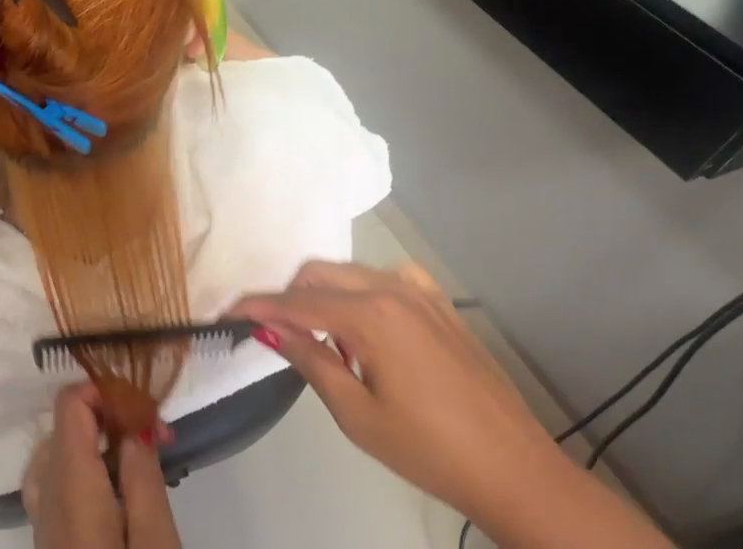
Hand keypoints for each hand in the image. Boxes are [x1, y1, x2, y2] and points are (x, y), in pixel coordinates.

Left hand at [23, 384, 178, 548]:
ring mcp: (38, 510)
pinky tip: (110, 484)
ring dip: (100, 442)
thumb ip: (143, 476)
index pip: (71, 401)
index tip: (150, 413)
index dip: (109, 392)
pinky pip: (55, 475)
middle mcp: (43, 486)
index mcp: (68, 479)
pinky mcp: (44, 530)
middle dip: (114, 418)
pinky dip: (84, 465)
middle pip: (68, 422)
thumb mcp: (154, 539)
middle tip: (161, 440)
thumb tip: (136, 423)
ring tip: (141, 463)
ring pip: (61, 447)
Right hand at [232, 262, 568, 521]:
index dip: (257, 306)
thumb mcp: (356, 413)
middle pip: (320, 274)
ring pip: (352, 272)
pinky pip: (391, 278)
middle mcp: (393, 290)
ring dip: (325, 293)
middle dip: (289, 295)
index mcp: (369, 315)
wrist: (515, 470)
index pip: (296, 302)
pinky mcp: (444, 307)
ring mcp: (423, 294)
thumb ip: (310, 359)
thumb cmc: (428, 448)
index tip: (226, 312)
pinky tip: (370, 323)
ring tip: (325, 340)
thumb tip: (269, 326)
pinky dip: (366, 290)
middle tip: (274, 331)